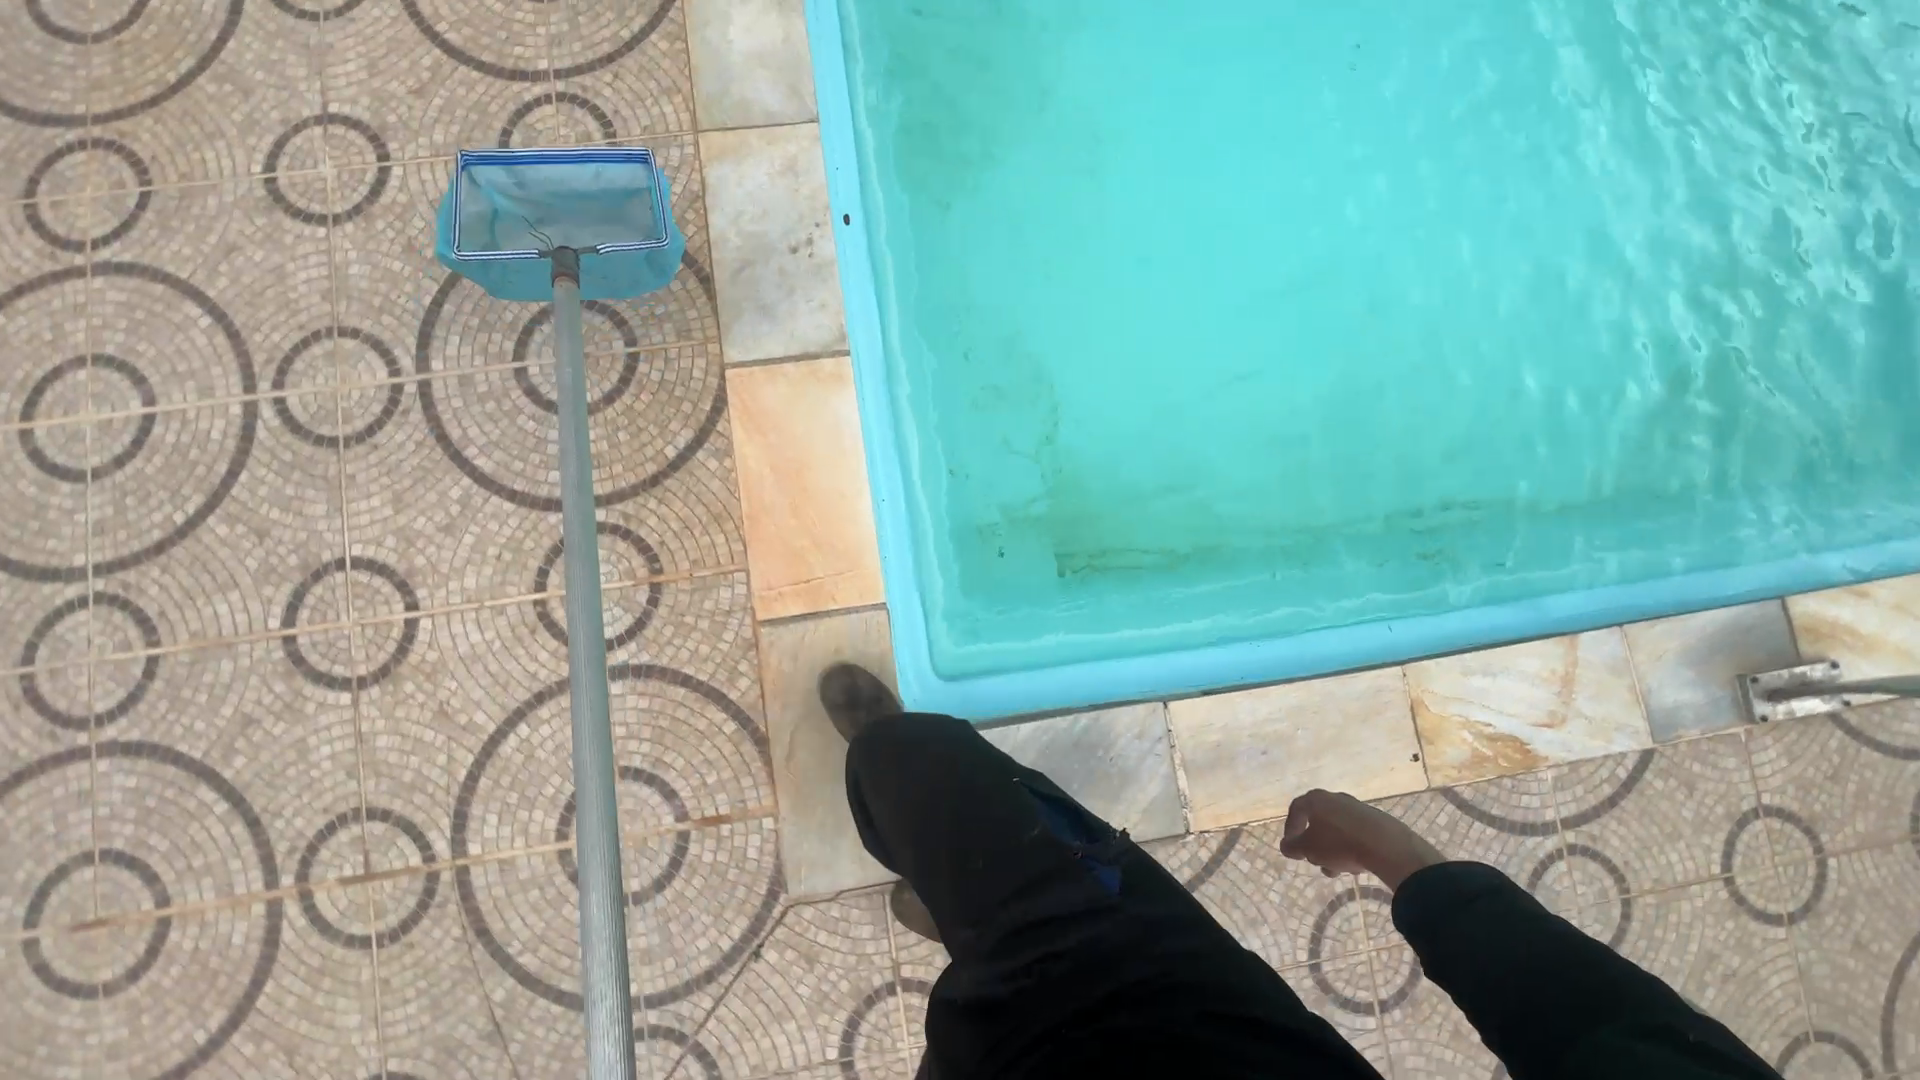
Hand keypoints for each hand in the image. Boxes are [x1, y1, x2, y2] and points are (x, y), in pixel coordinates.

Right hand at [1279, 789, 1445, 891]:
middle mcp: (1335, 798)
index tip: (1292, 848)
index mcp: (1316, 800)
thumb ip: (1293, 847)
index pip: (1296, 810)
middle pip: (1318, 822)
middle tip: (1316, 862)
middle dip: (1315, 845)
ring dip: (1334, 850)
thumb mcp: (1309, 849)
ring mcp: (1358, 809)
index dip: (1290, 829)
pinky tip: (1357, 865)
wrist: (1387, 847)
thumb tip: (1287, 846)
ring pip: (1338, 831)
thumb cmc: (1339, 844)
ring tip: (1339, 870)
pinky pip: (1357, 835)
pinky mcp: (1377, 821)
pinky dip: (1352, 848)